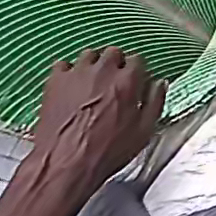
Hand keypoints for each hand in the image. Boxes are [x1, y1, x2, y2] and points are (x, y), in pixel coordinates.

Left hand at [30, 47, 166, 197]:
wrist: (66, 162)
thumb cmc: (107, 150)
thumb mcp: (143, 132)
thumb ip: (155, 102)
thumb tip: (160, 83)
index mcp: (127, 81)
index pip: (137, 60)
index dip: (137, 71)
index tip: (135, 82)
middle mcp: (103, 70)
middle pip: (113, 52)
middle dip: (116, 63)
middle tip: (114, 82)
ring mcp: (77, 72)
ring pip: (89, 55)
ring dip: (94, 64)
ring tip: (93, 82)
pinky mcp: (55, 80)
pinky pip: (63, 65)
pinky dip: (69, 72)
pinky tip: (70, 86)